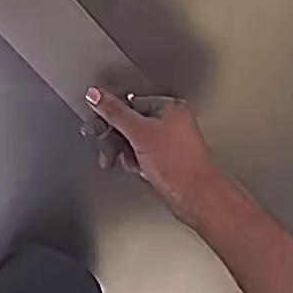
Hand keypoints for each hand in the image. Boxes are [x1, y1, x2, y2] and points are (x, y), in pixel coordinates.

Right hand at [85, 87, 221, 220]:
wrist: (196, 198)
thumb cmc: (179, 164)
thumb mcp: (138, 132)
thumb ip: (114, 112)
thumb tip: (95, 94)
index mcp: (168, 107)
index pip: (128, 102)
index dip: (110, 114)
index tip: (97, 123)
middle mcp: (169, 122)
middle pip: (128, 121)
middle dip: (114, 137)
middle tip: (107, 146)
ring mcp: (166, 141)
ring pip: (131, 139)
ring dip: (121, 151)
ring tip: (122, 160)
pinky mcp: (163, 159)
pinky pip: (138, 153)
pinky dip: (131, 160)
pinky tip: (135, 168)